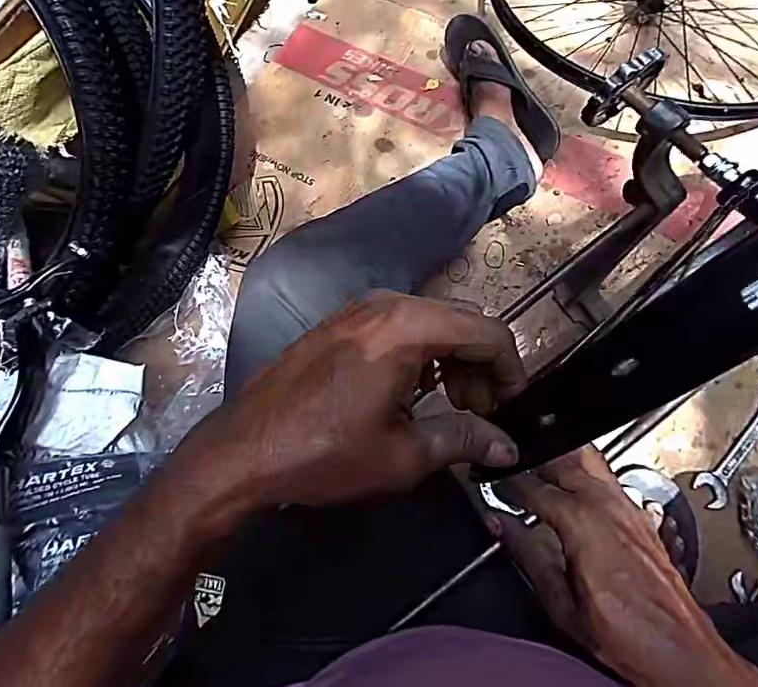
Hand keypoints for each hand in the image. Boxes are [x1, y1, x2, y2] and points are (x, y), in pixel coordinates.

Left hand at [177, 291, 526, 509]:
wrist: (246, 446)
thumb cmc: (325, 452)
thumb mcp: (402, 454)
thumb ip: (462, 439)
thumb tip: (508, 445)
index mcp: (408, 327)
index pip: (487, 332)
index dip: (511, 370)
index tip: (511, 409)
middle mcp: (388, 303)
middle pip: (462, 319)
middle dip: (483, 364)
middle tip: (479, 414)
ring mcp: (361, 306)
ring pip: (433, 319)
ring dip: (454, 357)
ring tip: (449, 405)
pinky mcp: (344, 319)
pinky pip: (402, 322)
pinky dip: (424, 349)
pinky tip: (413, 389)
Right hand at [498, 449, 757, 686]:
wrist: (684, 656)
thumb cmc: (633, 640)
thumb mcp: (564, 606)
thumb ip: (527, 556)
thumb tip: (500, 526)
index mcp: (582, 522)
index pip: (533, 486)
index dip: (508, 483)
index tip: (494, 485)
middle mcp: (606, 504)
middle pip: (560, 456)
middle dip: (532, 458)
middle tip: (512, 469)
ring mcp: (627, 503)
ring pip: (586, 455)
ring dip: (559, 457)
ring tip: (540, 470)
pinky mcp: (639, 512)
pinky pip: (604, 473)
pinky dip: (581, 468)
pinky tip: (572, 486)